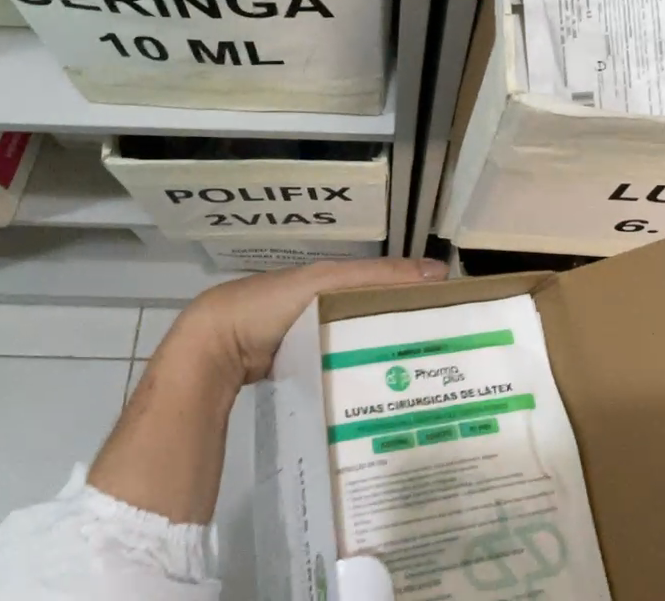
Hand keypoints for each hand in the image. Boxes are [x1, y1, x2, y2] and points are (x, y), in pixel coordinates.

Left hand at [165, 257, 446, 382]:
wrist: (216, 343)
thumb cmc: (274, 303)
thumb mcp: (329, 282)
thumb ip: (378, 277)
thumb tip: (439, 270)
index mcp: (329, 282)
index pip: (382, 287)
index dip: (412, 297)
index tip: (449, 317)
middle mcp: (321, 309)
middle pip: (369, 319)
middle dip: (400, 333)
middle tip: (440, 359)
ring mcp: (306, 342)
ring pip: (353, 347)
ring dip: (379, 358)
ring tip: (417, 381)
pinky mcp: (297, 370)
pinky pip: (334, 369)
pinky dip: (355, 375)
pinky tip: (377, 394)